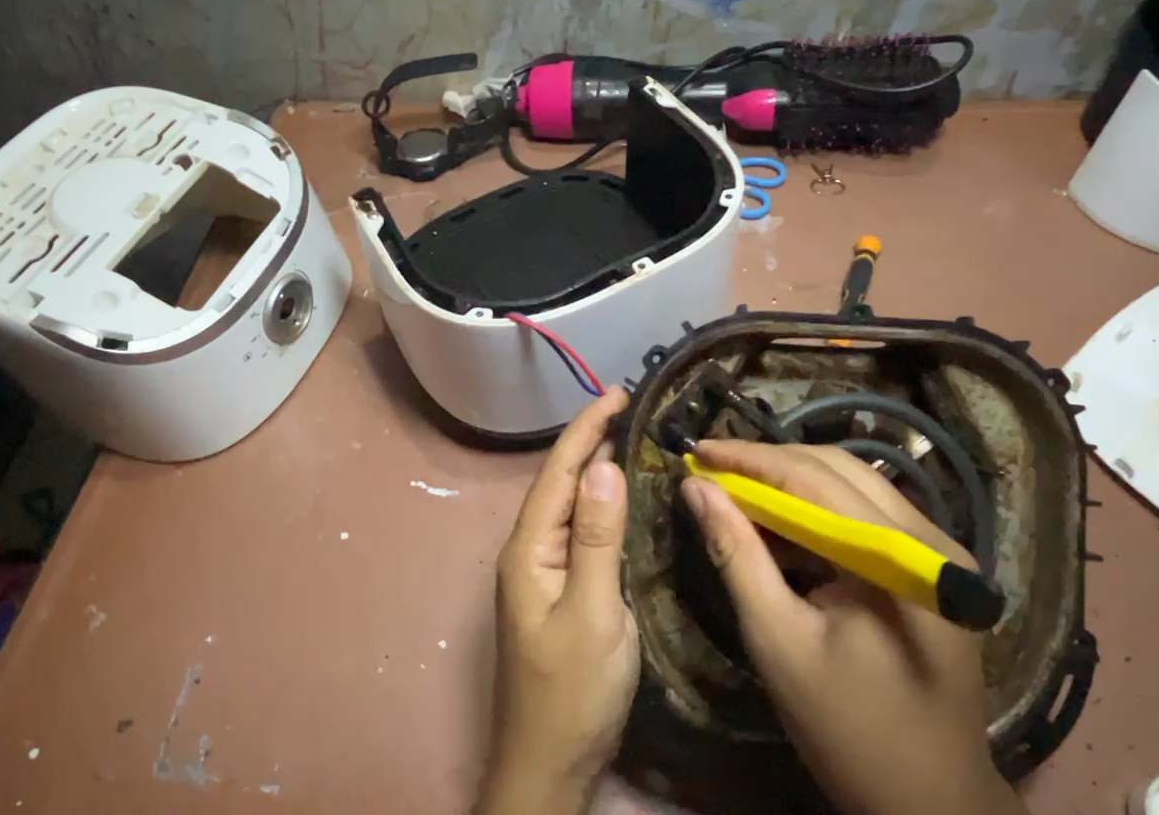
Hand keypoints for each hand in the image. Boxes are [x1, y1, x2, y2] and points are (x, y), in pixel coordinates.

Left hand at [478, 388, 638, 814]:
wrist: (547, 766)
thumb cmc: (571, 692)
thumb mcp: (592, 611)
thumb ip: (596, 538)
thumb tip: (603, 465)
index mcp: (527, 550)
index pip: (557, 473)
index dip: (586, 429)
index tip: (617, 392)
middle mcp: (527, 553)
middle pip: (559, 484)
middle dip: (590, 441)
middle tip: (631, 408)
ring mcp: (539, 575)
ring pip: (567, 507)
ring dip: (594, 470)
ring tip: (629, 438)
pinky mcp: (556, 593)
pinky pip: (577, 534)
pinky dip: (598, 507)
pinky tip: (619, 501)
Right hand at [679, 440, 1024, 814]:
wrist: (929, 799)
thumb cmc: (847, 728)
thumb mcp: (778, 639)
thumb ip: (737, 555)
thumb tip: (696, 490)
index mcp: (900, 557)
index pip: (815, 478)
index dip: (750, 458)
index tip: (695, 451)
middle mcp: (931, 537)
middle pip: (839, 470)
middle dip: (769, 463)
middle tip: (710, 469)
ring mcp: (937, 551)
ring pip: (853, 486)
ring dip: (791, 481)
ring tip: (734, 488)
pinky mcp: (929, 568)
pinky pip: (865, 515)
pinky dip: (816, 510)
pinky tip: (776, 521)